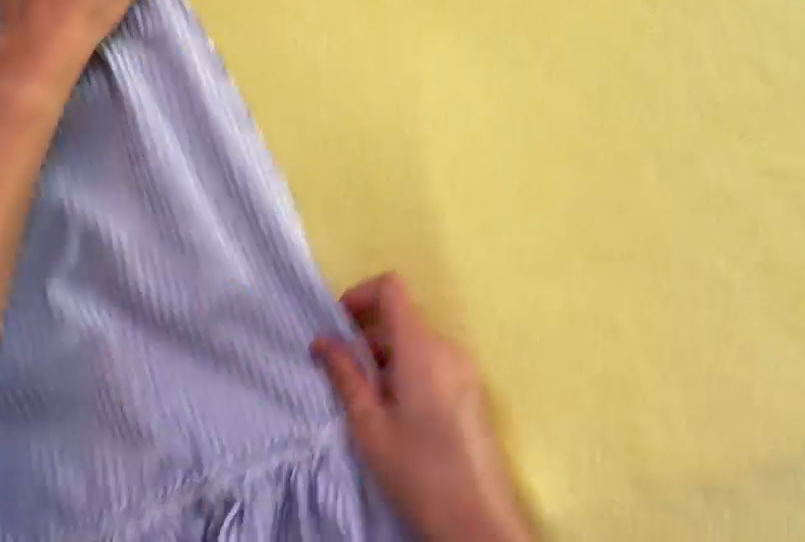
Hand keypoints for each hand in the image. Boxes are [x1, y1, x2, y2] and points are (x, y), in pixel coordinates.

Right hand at [313, 274, 537, 541]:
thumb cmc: (419, 472)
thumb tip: (323, 340)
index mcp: (422, 347)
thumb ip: (344, 375)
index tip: (338, 326)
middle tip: (342, 372)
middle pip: (401, 317)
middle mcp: (448, 348)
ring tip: (367, 400)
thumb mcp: (369, 425)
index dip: (359, 295)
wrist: (481, 527)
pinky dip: (406, 370)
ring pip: (415, 342)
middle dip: (366, 334)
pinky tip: (395, 413)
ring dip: (385, 356)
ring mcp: (465, 370)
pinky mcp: (473, 393)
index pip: (391, 287)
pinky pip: (432, 362)